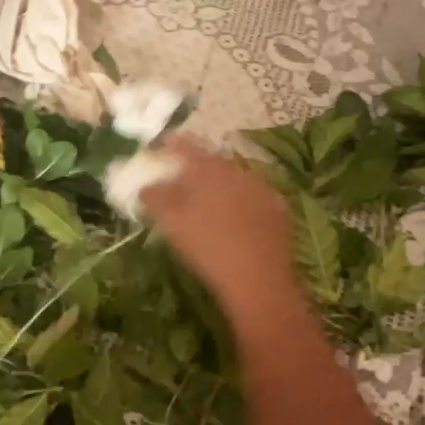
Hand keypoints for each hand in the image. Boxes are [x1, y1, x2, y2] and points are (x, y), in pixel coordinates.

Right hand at [136, 136, 301, 321]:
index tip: (157, 146)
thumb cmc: (206, 245)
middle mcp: (239, 172)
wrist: (258, 280)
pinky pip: (250, 197)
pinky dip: (235, 201)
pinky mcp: (278, 212)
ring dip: (216, 184)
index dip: (169, 144)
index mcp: (210, 169)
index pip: (186, 146)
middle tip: (177, 177)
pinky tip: (228, 218)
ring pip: (232, 179)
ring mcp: (263, 190)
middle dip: (193, 167)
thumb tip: (145, 186)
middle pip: (211, 162)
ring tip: (202, 200)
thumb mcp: (170, 221)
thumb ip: (154, 197)